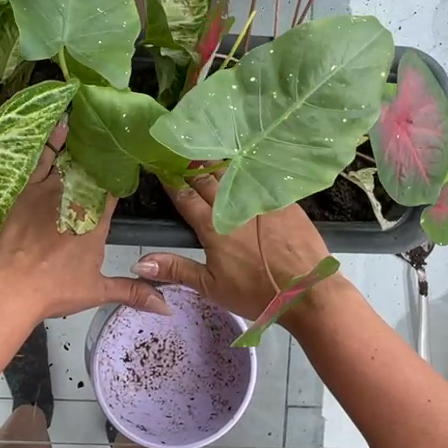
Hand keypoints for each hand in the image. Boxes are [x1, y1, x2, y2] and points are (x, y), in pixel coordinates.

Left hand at [0, 130, 170, 321]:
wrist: (12, 286)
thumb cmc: (56, 288)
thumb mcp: (98, 291)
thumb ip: (133, 292)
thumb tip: (167, 307)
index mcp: (97, 220)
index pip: (114, 188)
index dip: (122, 174)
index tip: (130, 162)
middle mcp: (76, 198)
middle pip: (93, 170)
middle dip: (103, 156)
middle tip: (114, 136)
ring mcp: (49, 191)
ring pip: (70, 160)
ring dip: (81, 145)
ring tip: (90, 125)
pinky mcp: (25, 191)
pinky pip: (41, 160)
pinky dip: (51, 143)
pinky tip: (60, 127)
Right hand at [132, 174, 341, 328]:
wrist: (308, 291)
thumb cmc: (256, 293)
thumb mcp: (211, 287)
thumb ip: (176, 269)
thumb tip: (139, 262)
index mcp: (213, 227)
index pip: (185, 197)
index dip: (171, 182)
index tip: (160, 167)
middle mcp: (234, 207)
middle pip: (206, 180)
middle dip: (190, 168)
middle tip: (179, 154)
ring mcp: (260, 200)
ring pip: (232, 174)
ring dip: (215, 164)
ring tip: (204, 153)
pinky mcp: (283, 201)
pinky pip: (258, 177)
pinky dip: (244, 168)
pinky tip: (240, 163)